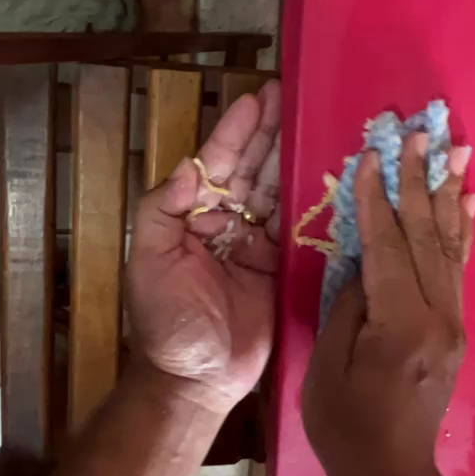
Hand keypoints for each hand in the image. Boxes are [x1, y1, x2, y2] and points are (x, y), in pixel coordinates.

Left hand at [126, 82, 282, 411]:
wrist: (196, 380)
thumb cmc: (166, 322)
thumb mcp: (147, 263)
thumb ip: (161, 212)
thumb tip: (188, 170)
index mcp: (192, 218)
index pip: (216, 167)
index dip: (234, 133)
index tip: (254, 100)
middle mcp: (227, 224)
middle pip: (251, 170)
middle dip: (268, 133)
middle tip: (289, 95)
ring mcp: (257, 244)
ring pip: (278, 192)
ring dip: (291, 156)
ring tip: (311, 120)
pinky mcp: (283, 266)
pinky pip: (299, 227)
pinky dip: (312, 200)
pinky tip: (327, 172)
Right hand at [303, 133, 474, 475]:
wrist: (391, 474)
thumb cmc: (346, 425)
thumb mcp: (328, 365)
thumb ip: (347, 305)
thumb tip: (361, 258)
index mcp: (401, 325)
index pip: (387, 248)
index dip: (376, 200)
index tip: (370, 155)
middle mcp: (437, 316)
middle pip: (425, 236)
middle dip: (418, 181)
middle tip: (420, 134)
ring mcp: (452, 321)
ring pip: (449, 246)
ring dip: (447, 194)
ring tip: (456, 151)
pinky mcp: (455, 328)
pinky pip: (459, 269)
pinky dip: (462, 232)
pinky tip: (468, 202)